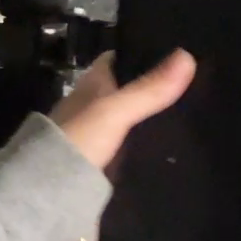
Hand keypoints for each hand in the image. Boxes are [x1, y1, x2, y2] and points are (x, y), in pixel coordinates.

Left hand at [51, 50, 196, 170]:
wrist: (48, 189)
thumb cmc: (79, 138)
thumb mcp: (116, 111)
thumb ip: (149, 89)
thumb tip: (188, 56)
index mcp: (92, 82)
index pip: (119, 57)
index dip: (143, 51)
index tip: (175, 52)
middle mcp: (93, 100)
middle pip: (127, 86)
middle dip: (153, 85)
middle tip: (192, 84)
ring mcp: (96, 129)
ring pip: (129, 113)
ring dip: (151, 112)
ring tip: (190, 111)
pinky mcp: (102, 156)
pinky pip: (129, 140)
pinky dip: (145, 138)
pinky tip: (168, 142)